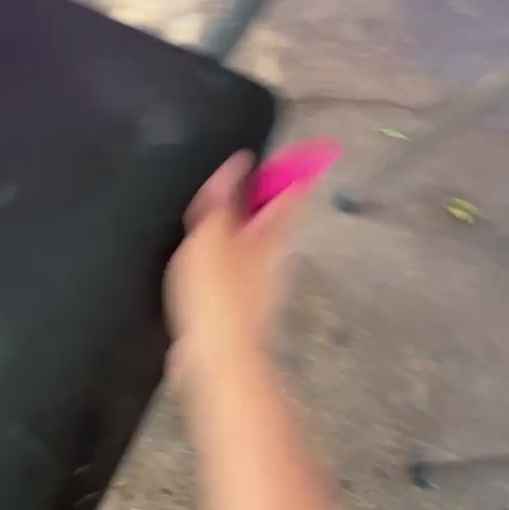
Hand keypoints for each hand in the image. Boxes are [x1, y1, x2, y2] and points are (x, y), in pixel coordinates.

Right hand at [164, 150, 319, 380]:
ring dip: (249, 228)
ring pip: (261, 244)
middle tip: (254, 180)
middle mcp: (276, 255)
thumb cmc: (217, 294)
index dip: (297, 169)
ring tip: (225, 215)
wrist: (220, 357)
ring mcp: (262, 283)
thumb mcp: (210, 236)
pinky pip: (241, 269)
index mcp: (273, 232)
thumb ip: (222, 199)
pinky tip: (212, 260)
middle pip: (280, 219)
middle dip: (270, 199)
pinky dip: (233, 256)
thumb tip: (239, 163)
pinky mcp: (244, 305)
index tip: (298, 153)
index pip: (295, 191)